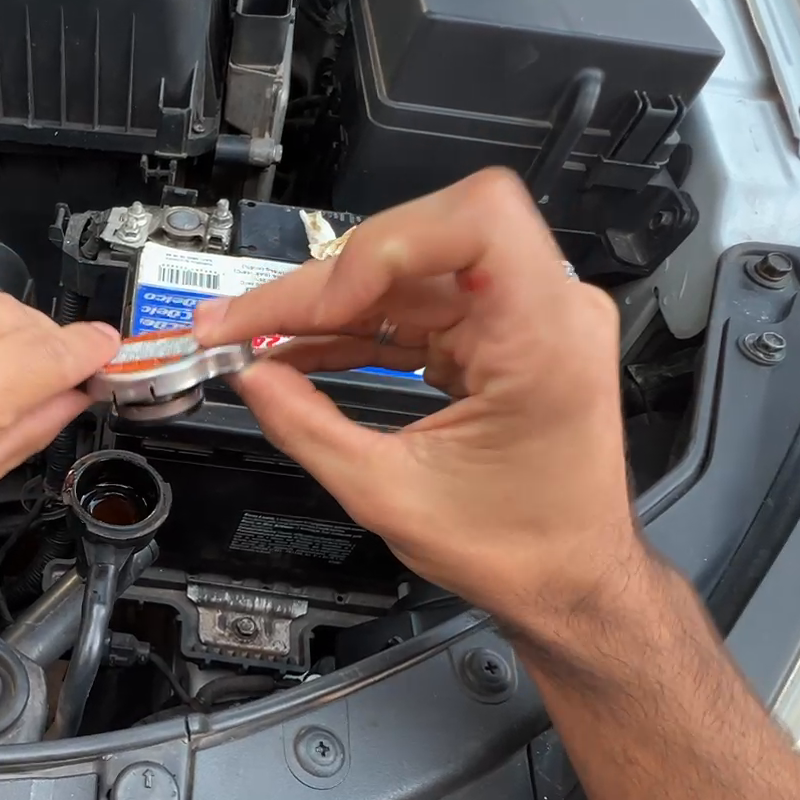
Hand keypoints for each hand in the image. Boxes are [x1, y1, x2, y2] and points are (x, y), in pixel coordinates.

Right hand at [193, 168, 641, 635]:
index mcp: (542, 341)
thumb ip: (306, 427)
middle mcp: (540, 310)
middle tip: (235, 324)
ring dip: (318, 308)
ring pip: (397, 277)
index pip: (474, 221)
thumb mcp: (387, 494)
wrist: (565, 577)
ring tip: (250, 339)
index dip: (379, 250)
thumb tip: (250, 375)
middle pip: (411, 250)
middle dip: (314, 289)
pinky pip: (407, 311)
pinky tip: (295, 353)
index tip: (316, 310)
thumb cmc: (512, 547)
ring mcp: (517, 319)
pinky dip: (346, 331)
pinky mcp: (492, 337)